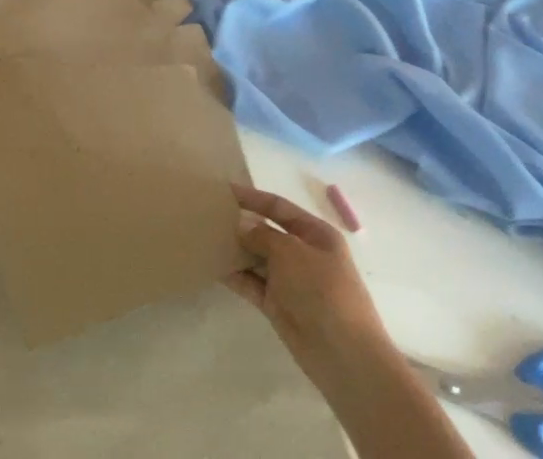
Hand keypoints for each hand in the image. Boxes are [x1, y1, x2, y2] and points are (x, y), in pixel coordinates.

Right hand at [224, 183, 395, 389]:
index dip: (252, 197)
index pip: (279, 207)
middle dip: (239, 223)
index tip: (223, 189)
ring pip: (255, 257)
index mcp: (316, 235)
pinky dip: (232, 274)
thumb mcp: (291, 252)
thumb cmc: (322, 290)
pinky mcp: (276, 303)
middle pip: (265, 231)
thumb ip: (262, 234)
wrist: (342, 352)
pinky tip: (208, 263)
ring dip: (232, 249)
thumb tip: (242, 227)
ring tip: (200, 236)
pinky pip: (249, 282)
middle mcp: (303, 254)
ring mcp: (289, 280)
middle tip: (204, 214)